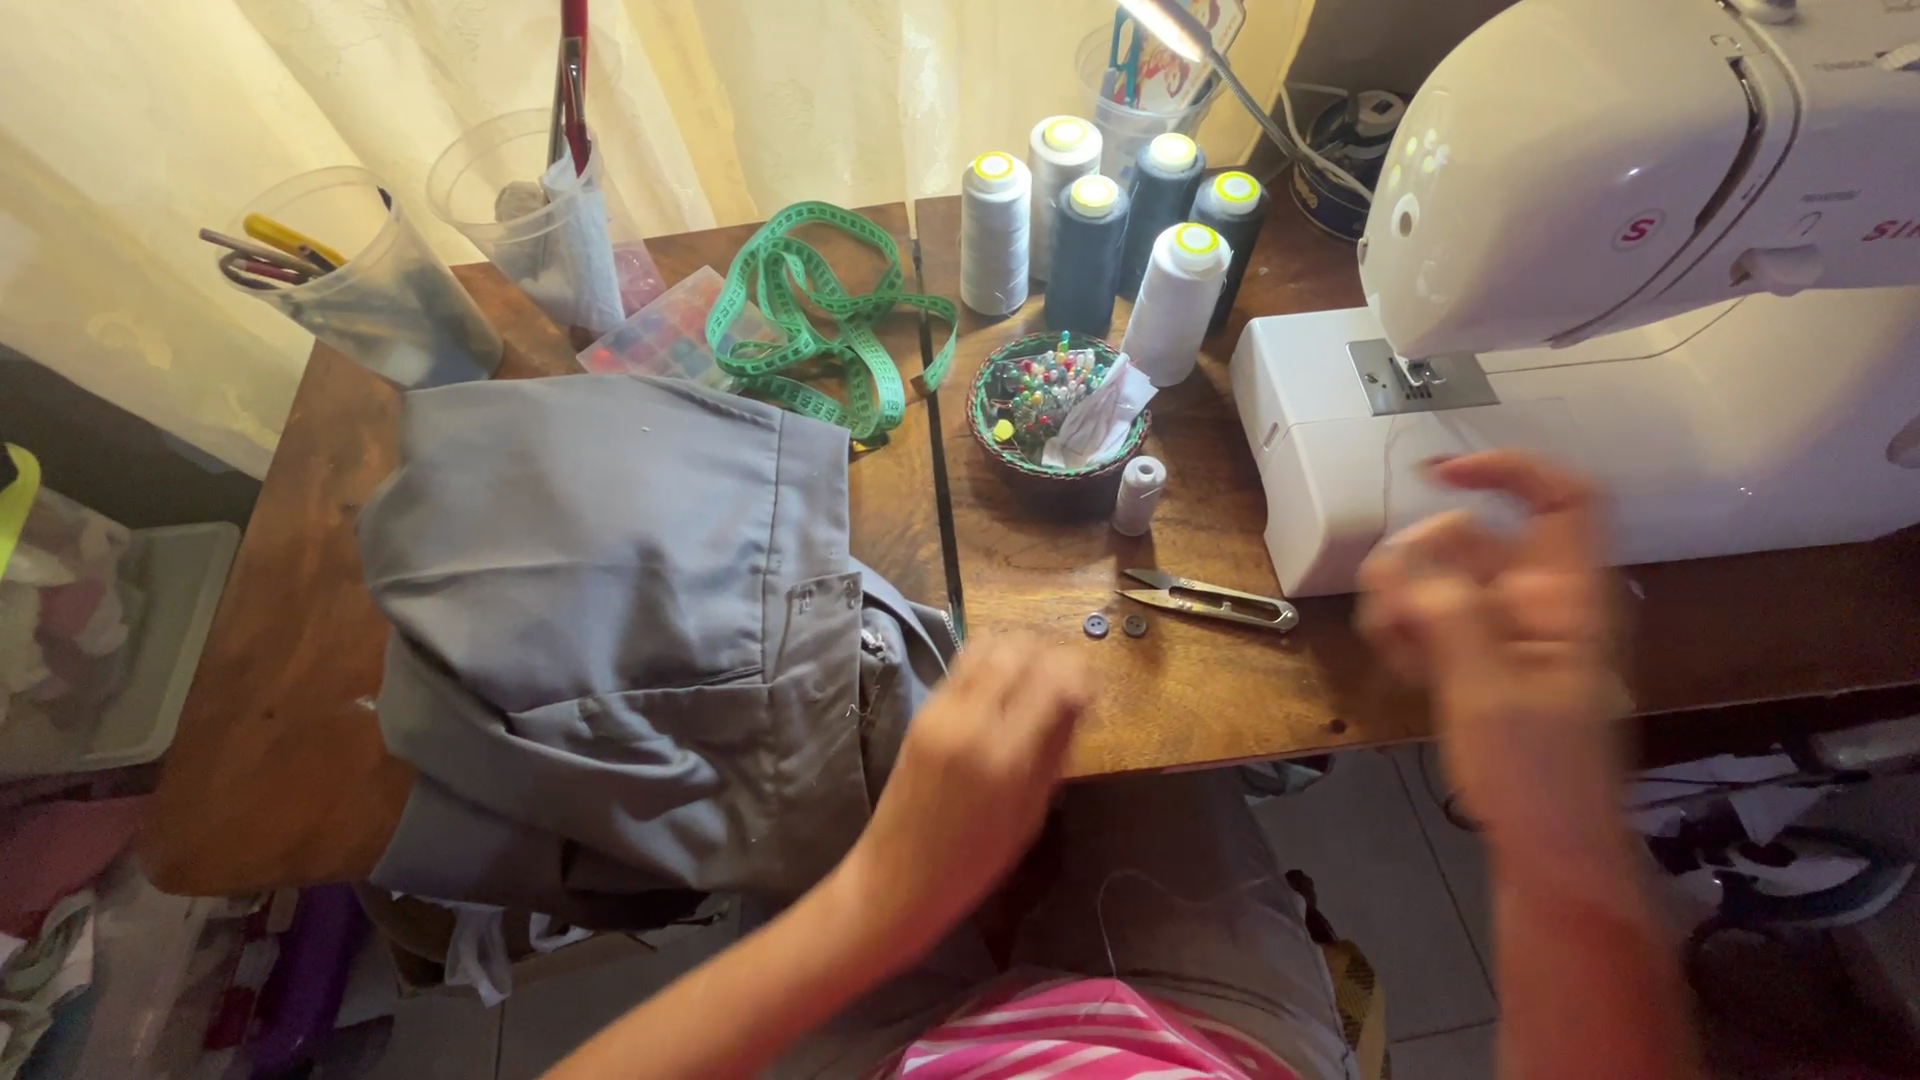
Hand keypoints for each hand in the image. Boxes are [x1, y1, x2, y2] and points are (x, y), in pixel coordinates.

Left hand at [836, 633, 1091, 948]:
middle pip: (1019, 648)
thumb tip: (1079, 702)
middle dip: (1052, 654)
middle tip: (1067, 679)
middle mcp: (970, 719)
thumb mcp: (1031, 812)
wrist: (898, 874)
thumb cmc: (975, 861)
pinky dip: (993, 663)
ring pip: (989, 645)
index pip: (1055, 679)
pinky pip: (964, 665)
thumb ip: (1055, 750)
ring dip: (1020, 651)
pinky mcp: (923, 708)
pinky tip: (1005, 688)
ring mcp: (940, 708)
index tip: (1091, 691)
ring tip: (1037, 677)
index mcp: (1005, 755)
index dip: (1081, 675)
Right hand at [1356, 451, 1626, 842]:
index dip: (1509, 471)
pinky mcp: (1471, 653)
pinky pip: (1423, 614)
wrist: (1543, 841)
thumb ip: (1451, 617)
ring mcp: (1499, 628)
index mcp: (1567, 599)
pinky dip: (1401, 631)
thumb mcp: (1492, 692)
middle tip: (1391, 608)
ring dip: (1399, 603)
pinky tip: (1400, 668)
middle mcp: (1533, 601)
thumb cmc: (1537, 772)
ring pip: (1434, 576)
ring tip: (1395, 651)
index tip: (1438, 476)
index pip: (1563, 501)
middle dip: (1418, 562)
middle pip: (1469, 538)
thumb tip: (1402, 560)